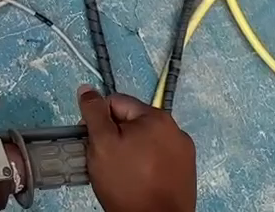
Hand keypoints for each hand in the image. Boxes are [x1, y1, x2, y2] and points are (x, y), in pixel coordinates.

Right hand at [78, 84, 196, 211]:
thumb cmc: (128, 185)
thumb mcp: (102, 143)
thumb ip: (93, 112)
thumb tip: (87, 89)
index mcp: (157, 118)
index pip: (117, 103)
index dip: (100, 120)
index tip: (93, 141)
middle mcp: (176, 131)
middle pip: (132, 122)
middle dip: (116, 136)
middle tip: (106, 159)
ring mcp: (184, 155)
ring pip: (145, 141)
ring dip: (131, 150)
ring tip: (122, 173)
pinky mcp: (186, 175)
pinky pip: (158, 158)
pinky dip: (146, 165)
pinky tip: (138, 181)